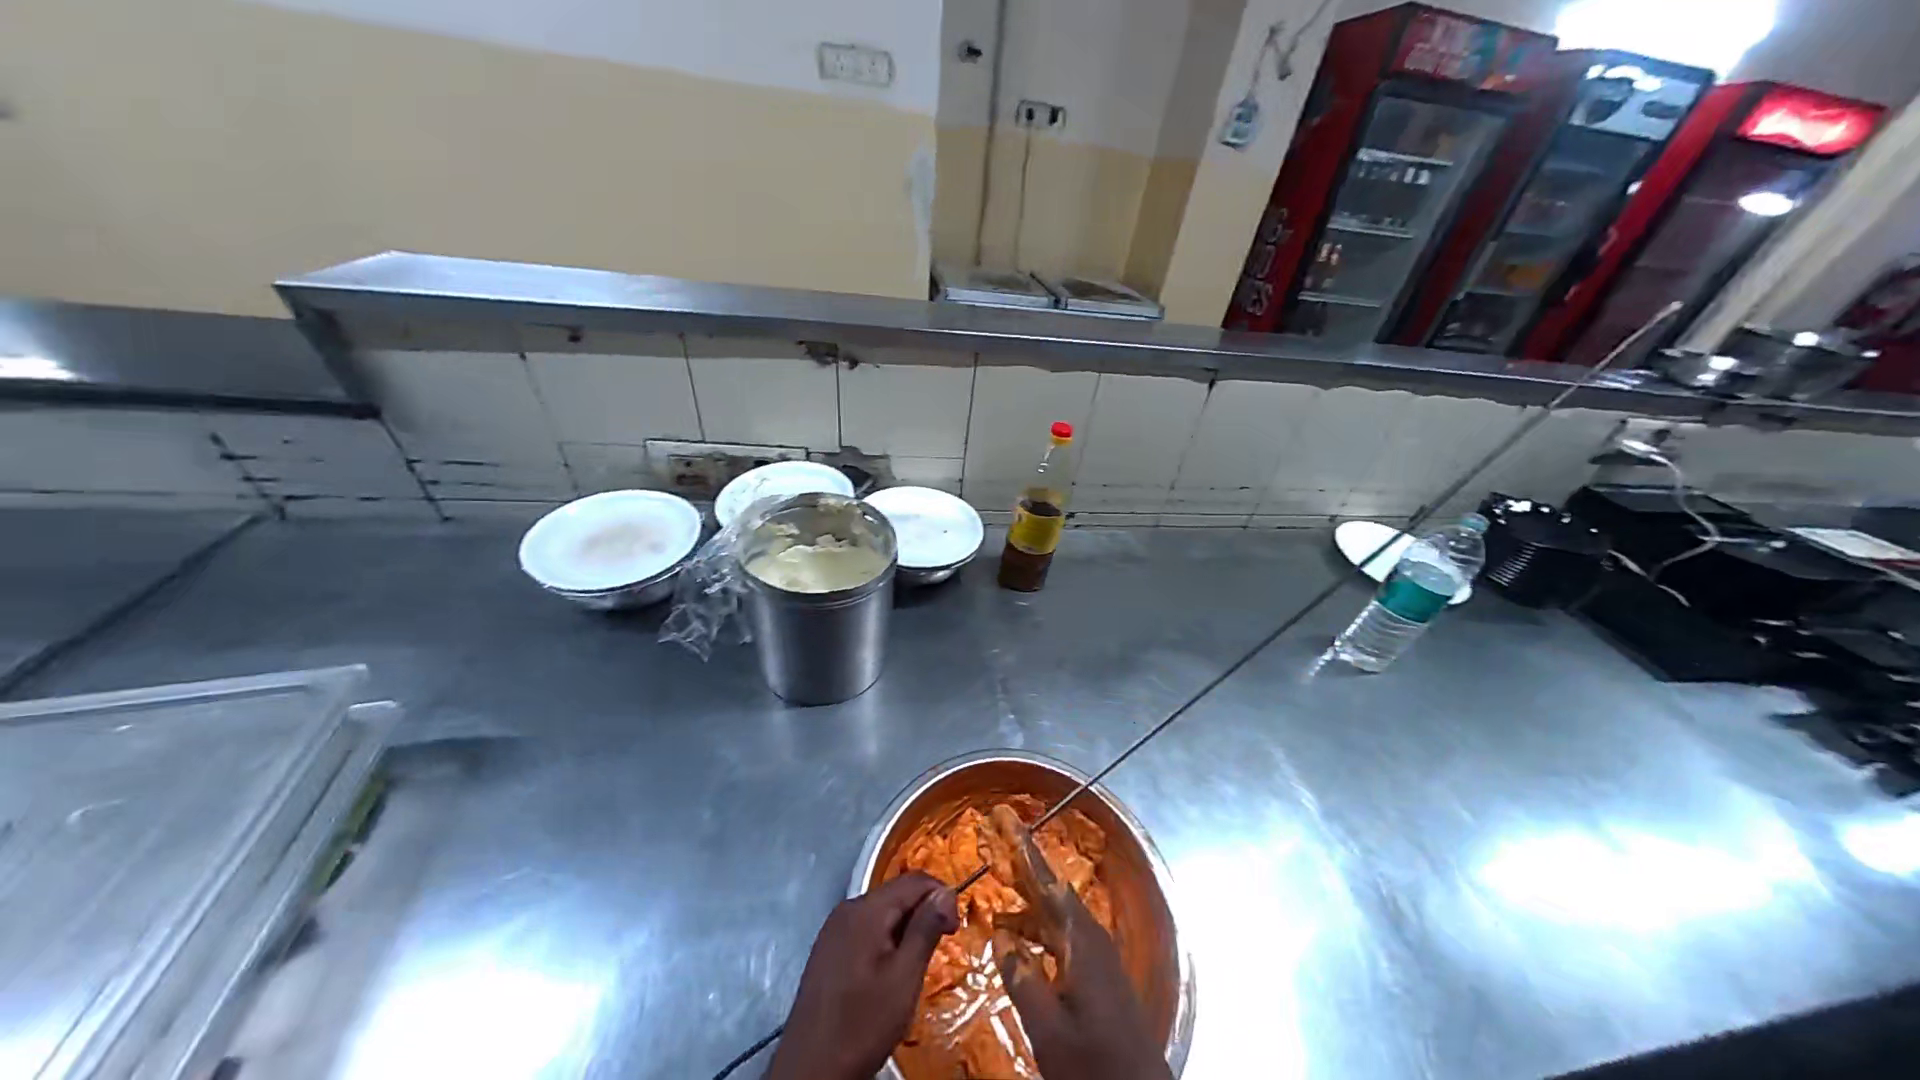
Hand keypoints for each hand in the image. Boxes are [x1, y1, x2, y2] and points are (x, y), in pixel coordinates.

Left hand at [767, 872, 958, 1079]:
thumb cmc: (862, 1024)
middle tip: (937, 953)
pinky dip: (885, 941)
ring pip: (882, 913)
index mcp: (866, 910)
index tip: (954, 931)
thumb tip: (945, 891)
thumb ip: (926, 928)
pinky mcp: (828, 950)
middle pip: (896, 894)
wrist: (810, 1071)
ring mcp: (833, 929)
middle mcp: (847, 909)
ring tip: (913, 968)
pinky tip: (887, 974)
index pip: (914, 881)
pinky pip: (866, 930)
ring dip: (905, 929)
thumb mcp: (904, 977)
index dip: (941, 897)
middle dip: (923, 915)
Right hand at [992, 813, 1170, 1079]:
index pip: (1048, 882)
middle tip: (999, 835)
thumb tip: (999, 937)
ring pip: (1054, 915)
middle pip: (1051, 891)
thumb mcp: (1048, 1026)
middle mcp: (1091, 940)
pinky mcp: (1096, 977)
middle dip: (1023, 863)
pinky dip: (1035, 929)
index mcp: (1082, 941)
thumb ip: (1022, 978)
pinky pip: (1059, 937)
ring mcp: (1095, 958)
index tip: (1007, 819)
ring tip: (997, 885)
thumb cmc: (1094, 1064)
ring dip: (1025, 899)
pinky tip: (1016, 938)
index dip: (1024, 849)